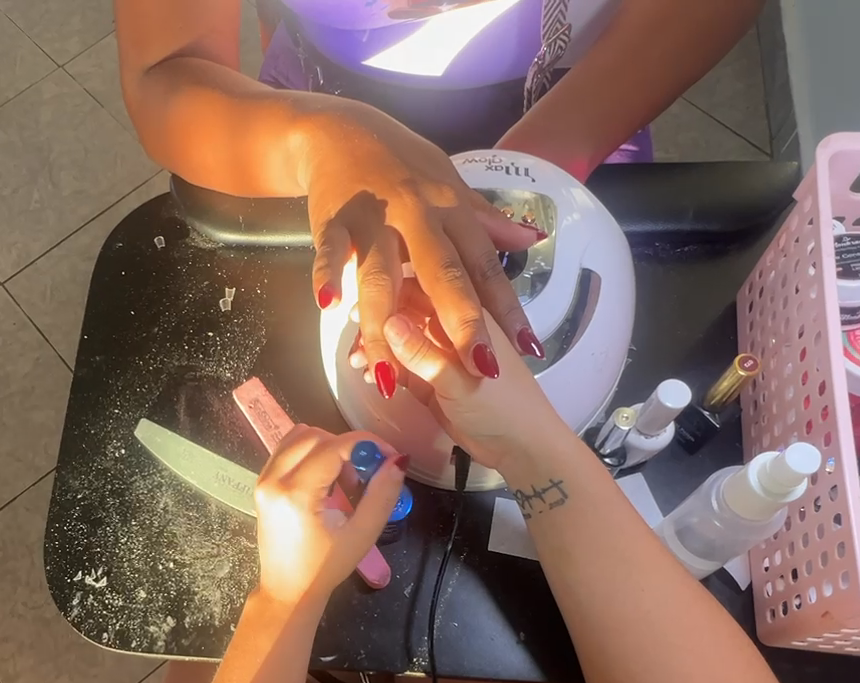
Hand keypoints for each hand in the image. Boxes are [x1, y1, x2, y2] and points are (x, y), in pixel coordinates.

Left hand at [253, 426, 405, 607]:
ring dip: (329, 448)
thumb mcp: (361, 535)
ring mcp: (263, 479)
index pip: (334, 447)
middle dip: (347, 448)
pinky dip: (312, 453)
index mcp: (295, 494)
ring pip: (300, 437)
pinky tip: (326, 480)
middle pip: (316, 436)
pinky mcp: (262, 482)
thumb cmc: (324, 568)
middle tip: (364, 477)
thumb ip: (381, 495)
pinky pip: (288, 449)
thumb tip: (397, 461)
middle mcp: (273, 480)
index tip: (389, 457)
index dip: (367, 445)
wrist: (287, 590)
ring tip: (344, 480)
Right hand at [295, 103, 545, 398]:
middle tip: (478, 370)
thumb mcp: (448, 182)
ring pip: (383, 279)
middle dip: (463, 324)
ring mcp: (374, 218)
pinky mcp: (332, 220)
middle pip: (444, 276)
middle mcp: (418, 215)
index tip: (528, 349)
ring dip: (384, 328)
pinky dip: (328, 276)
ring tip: (387, 376)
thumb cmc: (399, 162)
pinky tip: (329, 305)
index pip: (485, 265)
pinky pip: (331, 253)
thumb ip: (483, 218)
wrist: (339, 129)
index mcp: (451, 209)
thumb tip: (531, 240)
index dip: (507, 308)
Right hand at [362, 279, 577, 472]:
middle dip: (376, 328)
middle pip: (405, 316)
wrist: (521, 448)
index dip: (388, 299)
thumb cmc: (501, 408)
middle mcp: (450, 329)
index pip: (421, 292)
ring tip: (357, 364)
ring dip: (378, 351)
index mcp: (465, 316)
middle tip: (354, 345)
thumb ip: (423, 354)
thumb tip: (386, 322)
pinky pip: (402, 368)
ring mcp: (439, 355)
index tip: (358, 312)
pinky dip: (386, 371)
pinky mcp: (431, 381)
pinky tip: (371, 378)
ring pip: (399, 343)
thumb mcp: (458, 381)